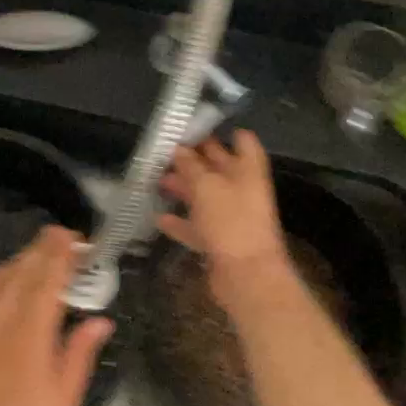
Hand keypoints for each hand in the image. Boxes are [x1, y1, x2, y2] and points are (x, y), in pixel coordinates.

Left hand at [0, 226, 114, 405]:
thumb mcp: (64, 404)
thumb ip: (78, 354)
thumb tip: (100, 320)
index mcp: (30, 334)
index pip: (48, 277)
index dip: (60, 252)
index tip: (70, 235)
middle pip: (18, 272)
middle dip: (38, 250)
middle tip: (53, 238)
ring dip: (9, 265)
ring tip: (24, 262)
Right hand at [157, 131, 293, 310]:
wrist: (247, 278)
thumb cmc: (231, 221)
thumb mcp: (206, 186)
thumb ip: (191, 166)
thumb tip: (179, 149)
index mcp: (247, 169)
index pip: (242, 140)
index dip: (222, 131)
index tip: (194, 127)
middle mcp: (242, 189)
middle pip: (219, 166)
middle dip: (194, 158)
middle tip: (165, 151)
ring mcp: (232, 217)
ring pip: (206, 196)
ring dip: (184, 188)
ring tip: (157, 180)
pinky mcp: (221, 242)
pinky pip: (198, 227)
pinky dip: (181, 223)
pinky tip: (159, 219)